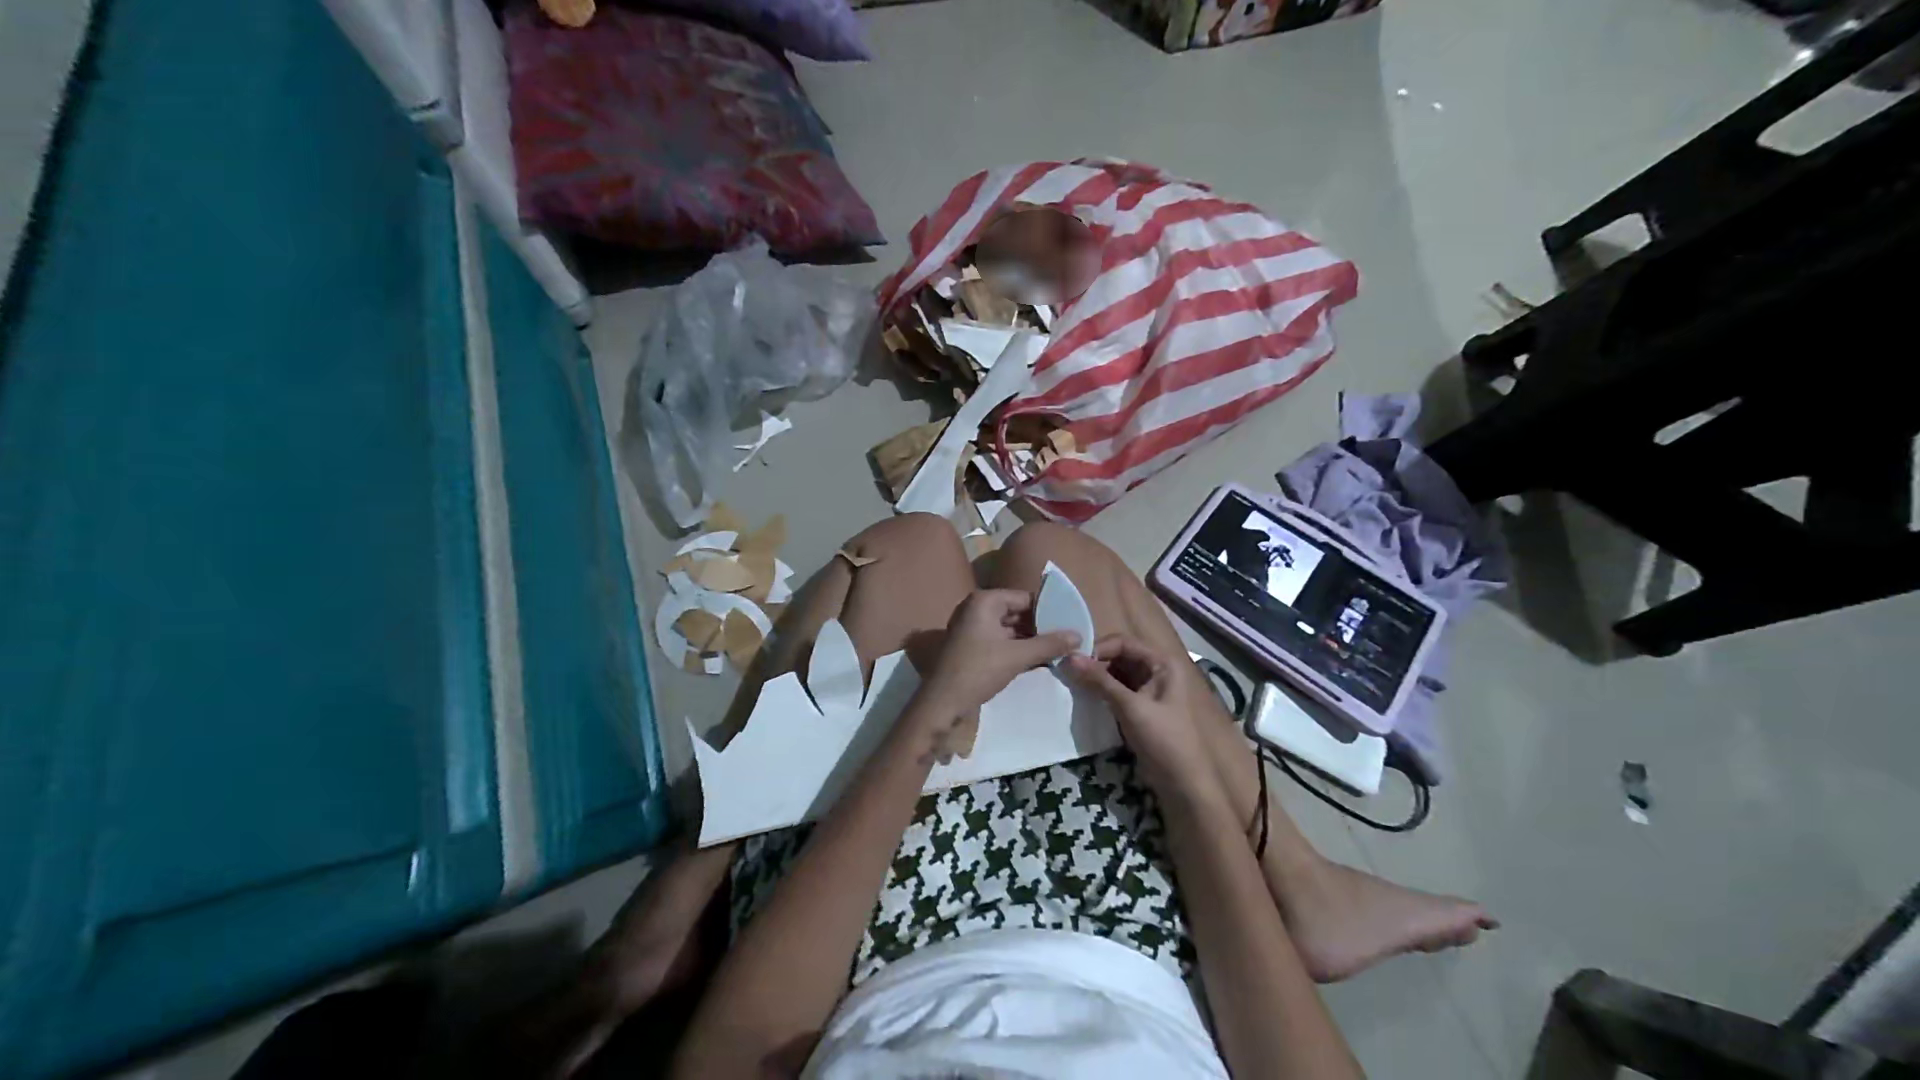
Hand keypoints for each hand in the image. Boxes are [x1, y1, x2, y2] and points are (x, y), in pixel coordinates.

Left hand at [920, 589, 1081, 717]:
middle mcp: (976, 608)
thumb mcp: (1017, 656)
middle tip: (1067, 639)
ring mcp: (971, 627)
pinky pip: (1000, 641)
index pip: (1025, 598)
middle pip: (1016, 612)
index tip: (1070, 624)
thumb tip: (1078, 634)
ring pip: (1009, 628)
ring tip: (1057, 650)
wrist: (943, 702)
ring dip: (1030, 640)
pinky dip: (1017, 648)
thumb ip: (1049, 644)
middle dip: (1040, 626)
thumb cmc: (979, 670)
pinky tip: (1038, 660)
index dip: (1048, 611)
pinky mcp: (971, 646)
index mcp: (984, 601)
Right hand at [1066, 634, 1211, 790]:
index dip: (1098, 649)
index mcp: (1162, 664)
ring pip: (1116, 674)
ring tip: (1073, 686)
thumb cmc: (1163, 739)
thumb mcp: (1130, 707)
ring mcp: (1149, 691)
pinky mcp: (1140, 708)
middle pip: (1119, 657)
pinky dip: (1101, 692)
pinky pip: (1117, 691)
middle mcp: (1156, 671)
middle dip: (1095, 664)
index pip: (1123, 643)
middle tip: (1068, 675)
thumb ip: (1100, 681)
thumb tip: (1068, 658)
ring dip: (1096, 679)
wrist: (1182, 783)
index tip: (1072, 662)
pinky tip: (1085, 699)